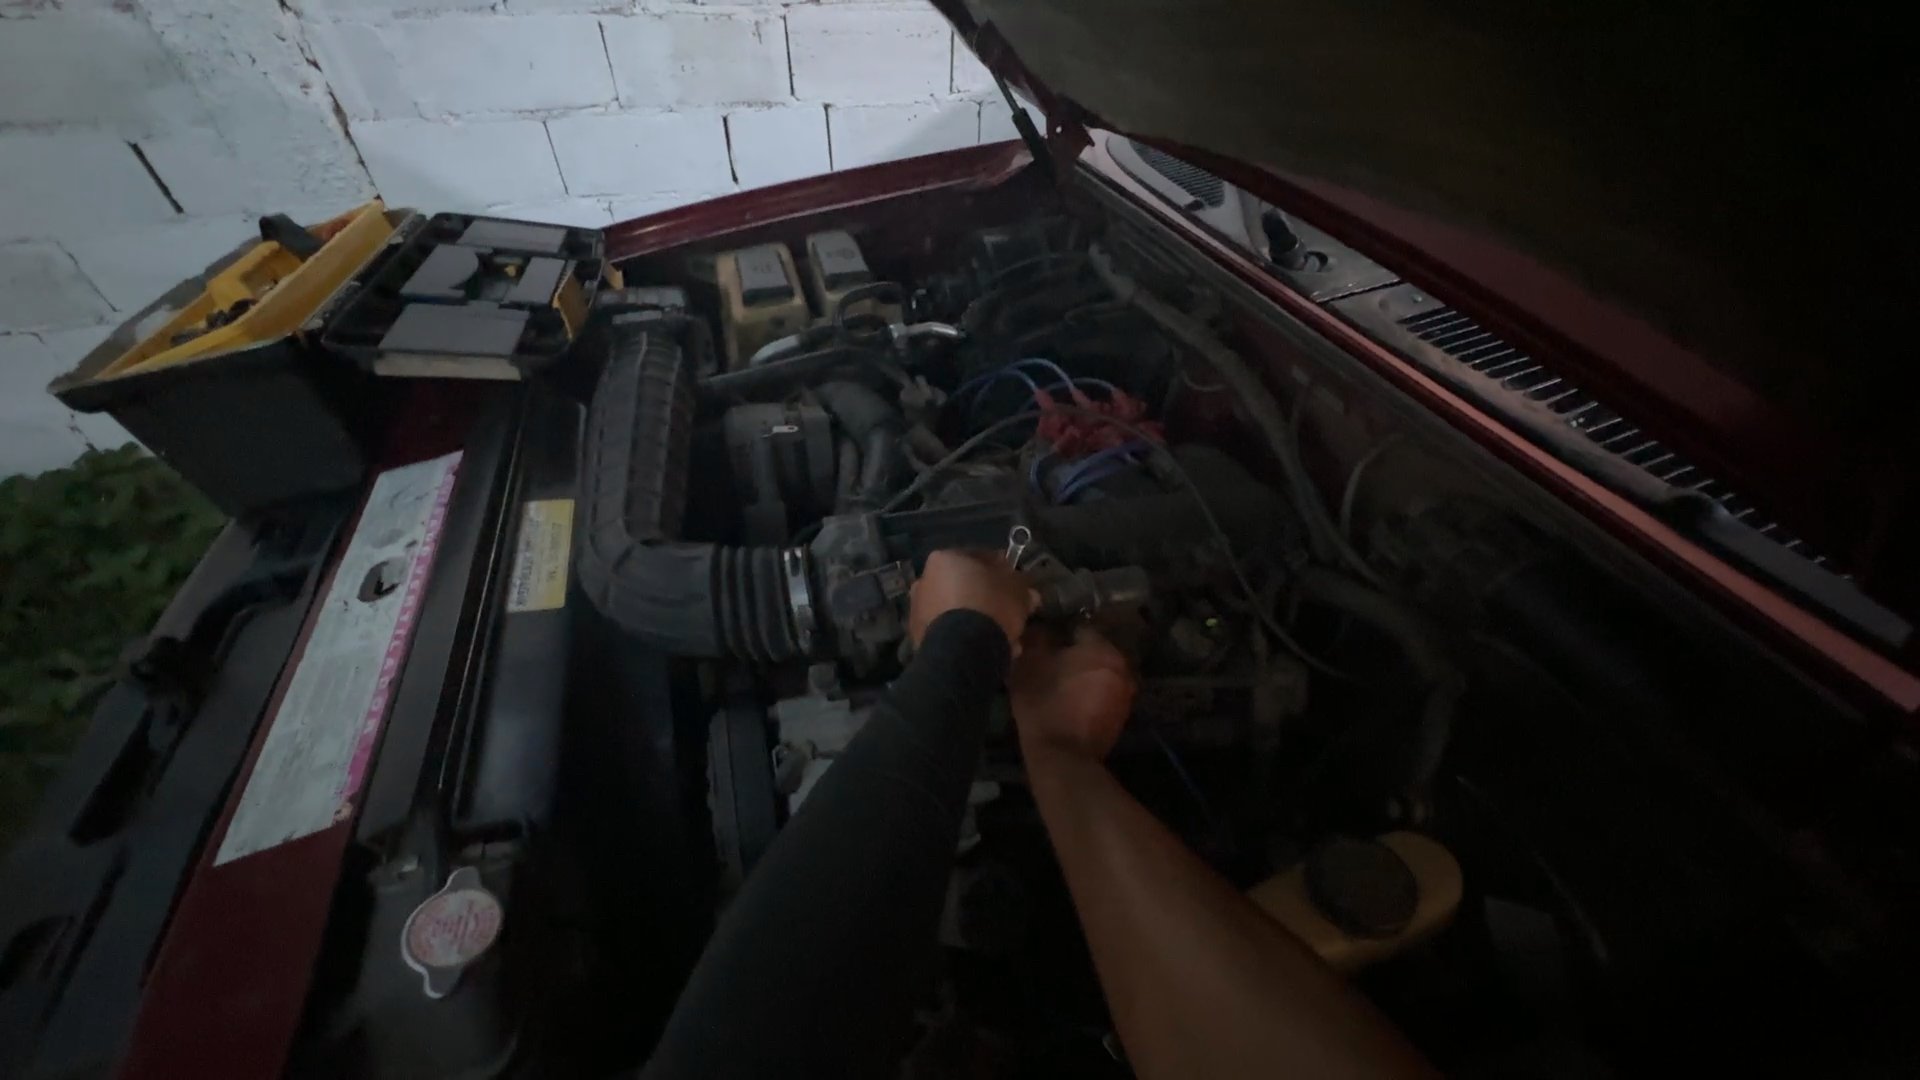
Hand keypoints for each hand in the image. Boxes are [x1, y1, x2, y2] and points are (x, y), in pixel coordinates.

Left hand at [909, 550, 1036, 651]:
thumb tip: (1027, 593)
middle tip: (1011, 612)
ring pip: (958, 612)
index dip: (1003, 571)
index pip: (980, 558)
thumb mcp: (1017, 589)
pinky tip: (990, 649)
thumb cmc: (990, 605)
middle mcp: (925, 580)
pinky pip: (951, 633)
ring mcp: (918, 610)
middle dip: (989, 599)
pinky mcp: (919, 638)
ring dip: (980, 621)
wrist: (962, 649)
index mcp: (944, 558)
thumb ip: (1021, 585)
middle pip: (966, 587)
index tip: (1018, 585)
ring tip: (1005, 638)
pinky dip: (968, 639)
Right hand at [1008, 623, 1135, 760]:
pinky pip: (1104, 693)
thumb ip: (1035, 639)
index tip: (1043, 642)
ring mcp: (1126, 693)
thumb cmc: (1044, 703)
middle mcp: (1122, 666)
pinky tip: (1070, 701)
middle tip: (1051, 661)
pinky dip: (1090, 693)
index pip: (1080, 627)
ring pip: (1100, 672)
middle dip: (1075, 653)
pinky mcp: (1122, 716)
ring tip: (1060, 682)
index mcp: (1102, 648)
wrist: (1063, 756)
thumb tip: (1039, 628)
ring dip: (1084, 673)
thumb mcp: (1029, 665)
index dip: (1058, 632)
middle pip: (1094, 650)